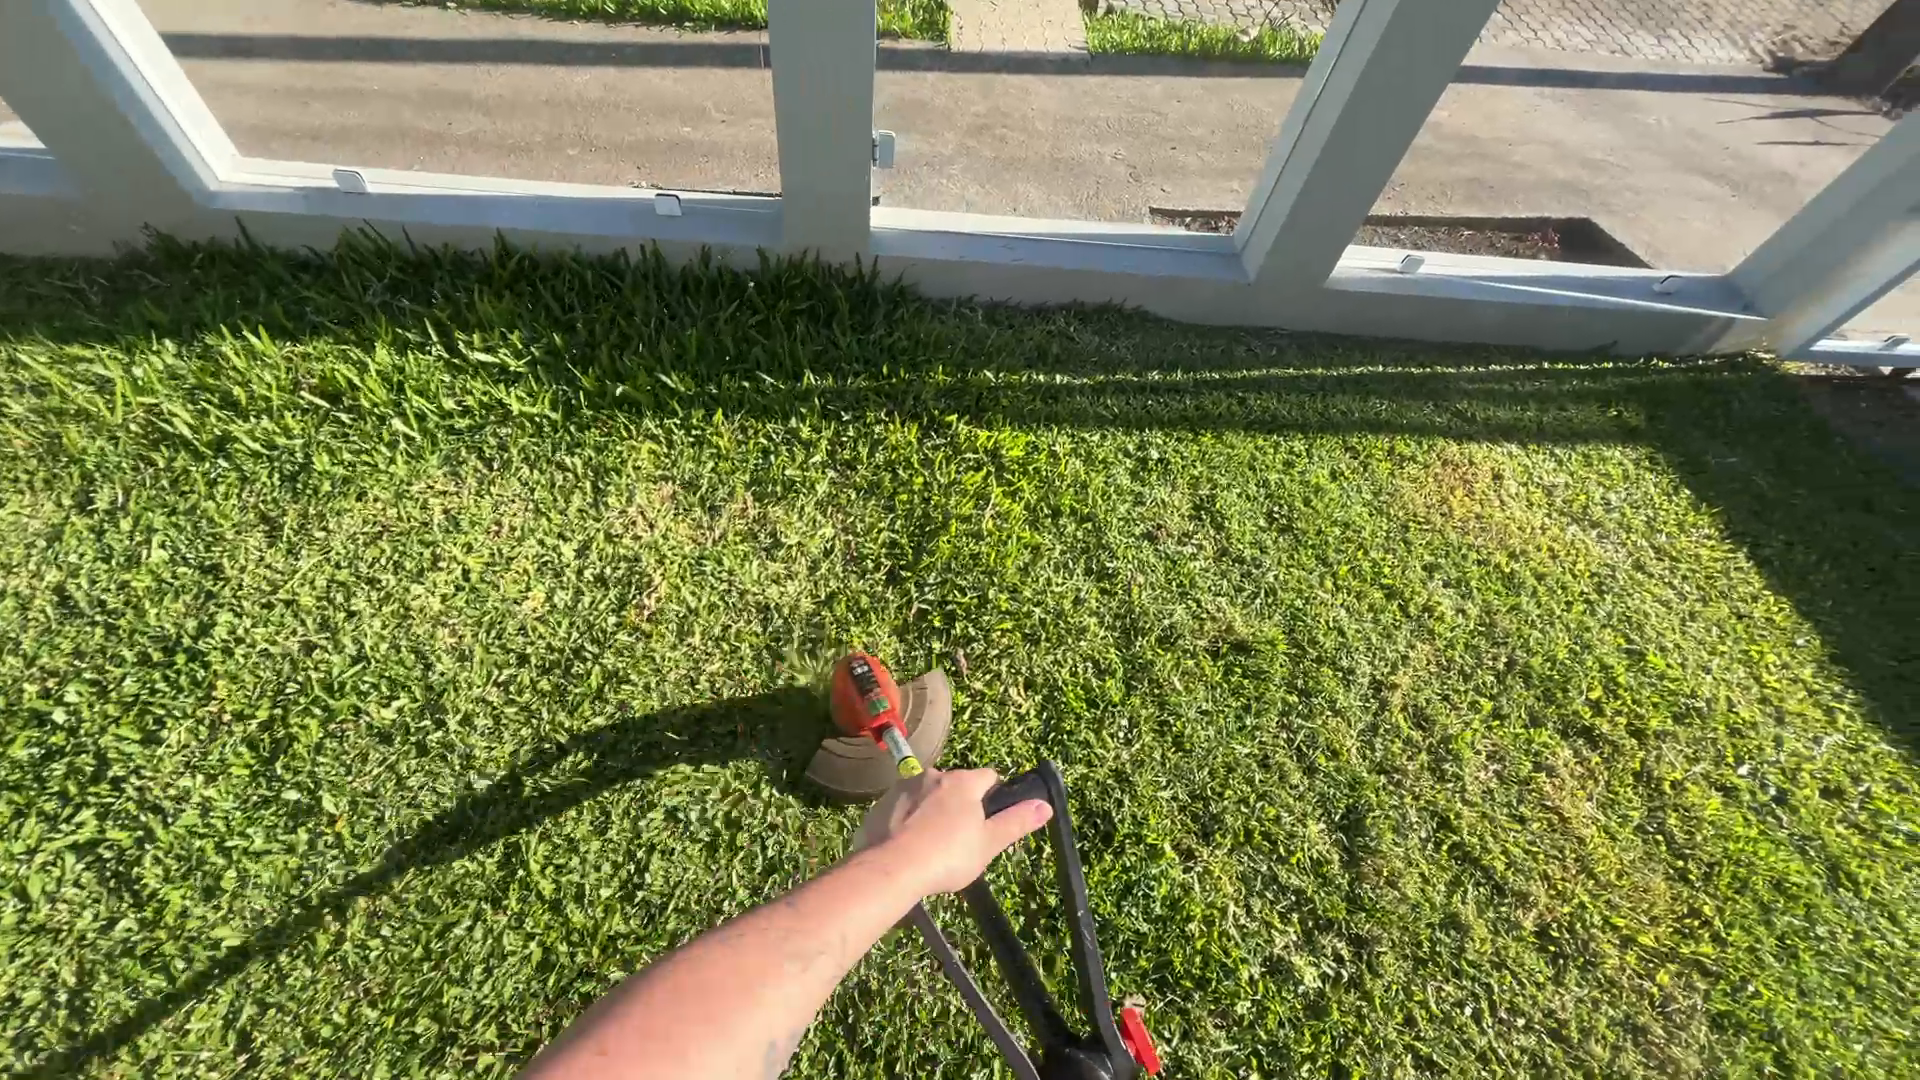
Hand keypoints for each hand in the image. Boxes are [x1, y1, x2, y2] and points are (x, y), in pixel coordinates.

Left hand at [858, 767, 1052, 895]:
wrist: (892, 868)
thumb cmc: (948, 855)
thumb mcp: (988, 842)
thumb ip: (1016, 821)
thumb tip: (1046, 805)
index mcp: (962, 781)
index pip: (988, 776)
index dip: (993, 795)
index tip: (990, 819)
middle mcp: (932, 775)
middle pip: (955, 784)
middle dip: (960, 803)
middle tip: (962, 837)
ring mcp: (904, 787)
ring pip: (926, 794)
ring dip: (931, 810)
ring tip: (932, 844)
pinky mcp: (881, 803)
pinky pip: (901, 808)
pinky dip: (907, 820)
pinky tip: (907, 845)